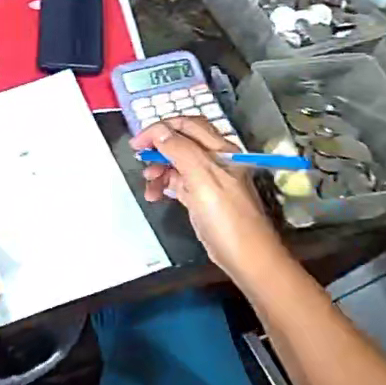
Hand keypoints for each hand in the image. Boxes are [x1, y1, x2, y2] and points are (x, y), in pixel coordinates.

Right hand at [132, 116, 287, 281]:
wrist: (248, 258)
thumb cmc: (229, 221)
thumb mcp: (203, 180)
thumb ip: (182, 152)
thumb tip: (160, 133)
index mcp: (220, 151)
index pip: (186, 126)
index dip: (160, 129)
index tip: (137, 143)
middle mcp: (216, 161)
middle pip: (181, 143)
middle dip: (158, 149)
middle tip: (141, 162)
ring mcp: (210, 181)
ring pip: (178, 164)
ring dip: (160, 169)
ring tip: (149, 186)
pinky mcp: (204, 199)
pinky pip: (180, 183)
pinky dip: (165, 185)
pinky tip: (157, 195)